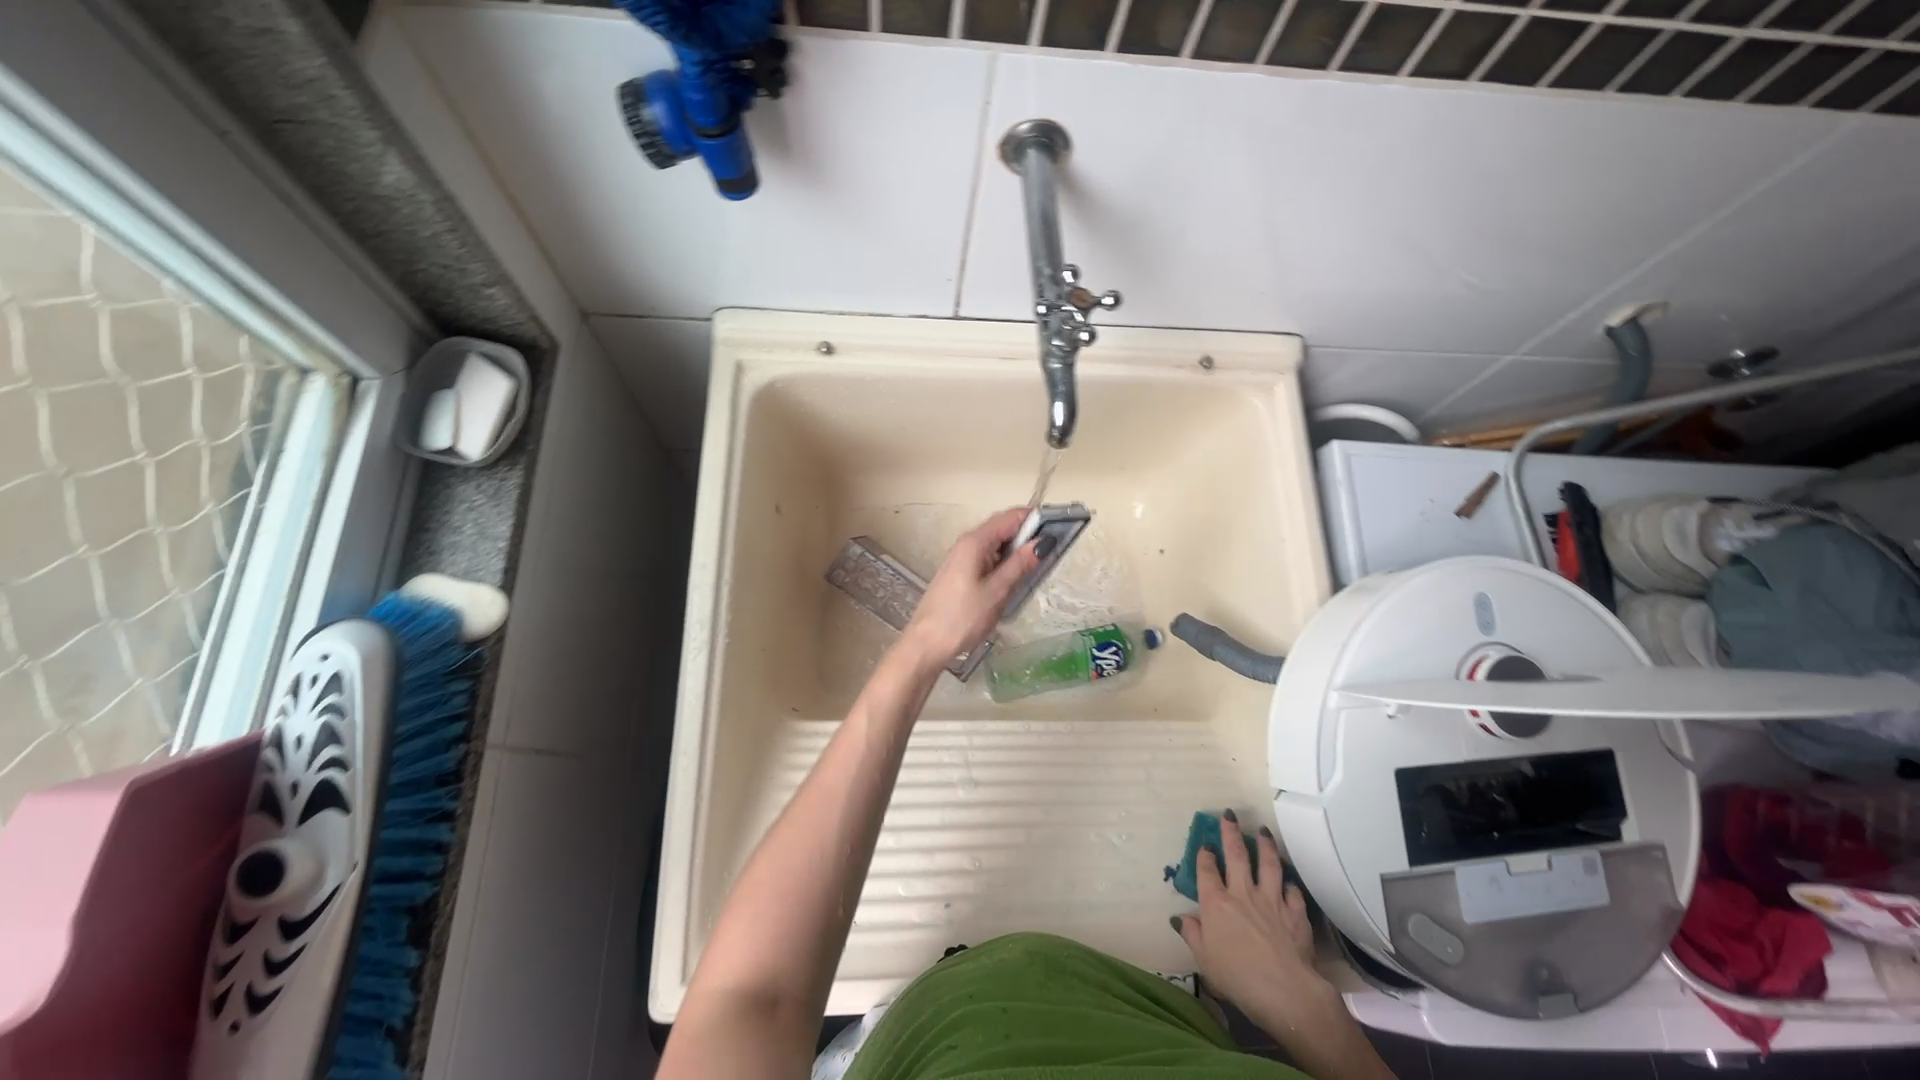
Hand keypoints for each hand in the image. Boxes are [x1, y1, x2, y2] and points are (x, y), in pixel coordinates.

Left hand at [900, 507, 1042, 668]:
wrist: (927, 643)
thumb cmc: (962, 617)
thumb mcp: (997, 591)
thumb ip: (1020, 564)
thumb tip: (1043, 541)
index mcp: (975, 542)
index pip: (1011, 517)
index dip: (1036, 519)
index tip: (1060, 528)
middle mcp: (967, 543)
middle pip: (1003, 529)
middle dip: (1028, 536)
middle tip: (1054, 551)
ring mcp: (962, 558)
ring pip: (996, 546)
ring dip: (1017, 552)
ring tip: (1039, 568)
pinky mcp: (961, 573)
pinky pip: (988, 559)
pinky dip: (1005, 564)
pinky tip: (1015, 580)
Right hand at [1172, 812, 1331, 1030]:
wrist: (1283, 989)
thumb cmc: (1236, 976)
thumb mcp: (1204, 959)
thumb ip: (1192, 934)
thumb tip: (1181, 918)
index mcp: (1216, 904)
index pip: (1207, 871)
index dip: (1205, 855)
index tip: (1205, 844)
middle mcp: (1243, 894)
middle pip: (1237, 856)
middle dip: (1231, 832)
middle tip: (1230, 814)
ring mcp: (1272, 900)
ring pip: (1269, 864)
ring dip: (1265, 845)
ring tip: (1263, 831)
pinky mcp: (1295, 913)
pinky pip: (1292, 891)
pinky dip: (1290, 883)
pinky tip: (1289, 878)